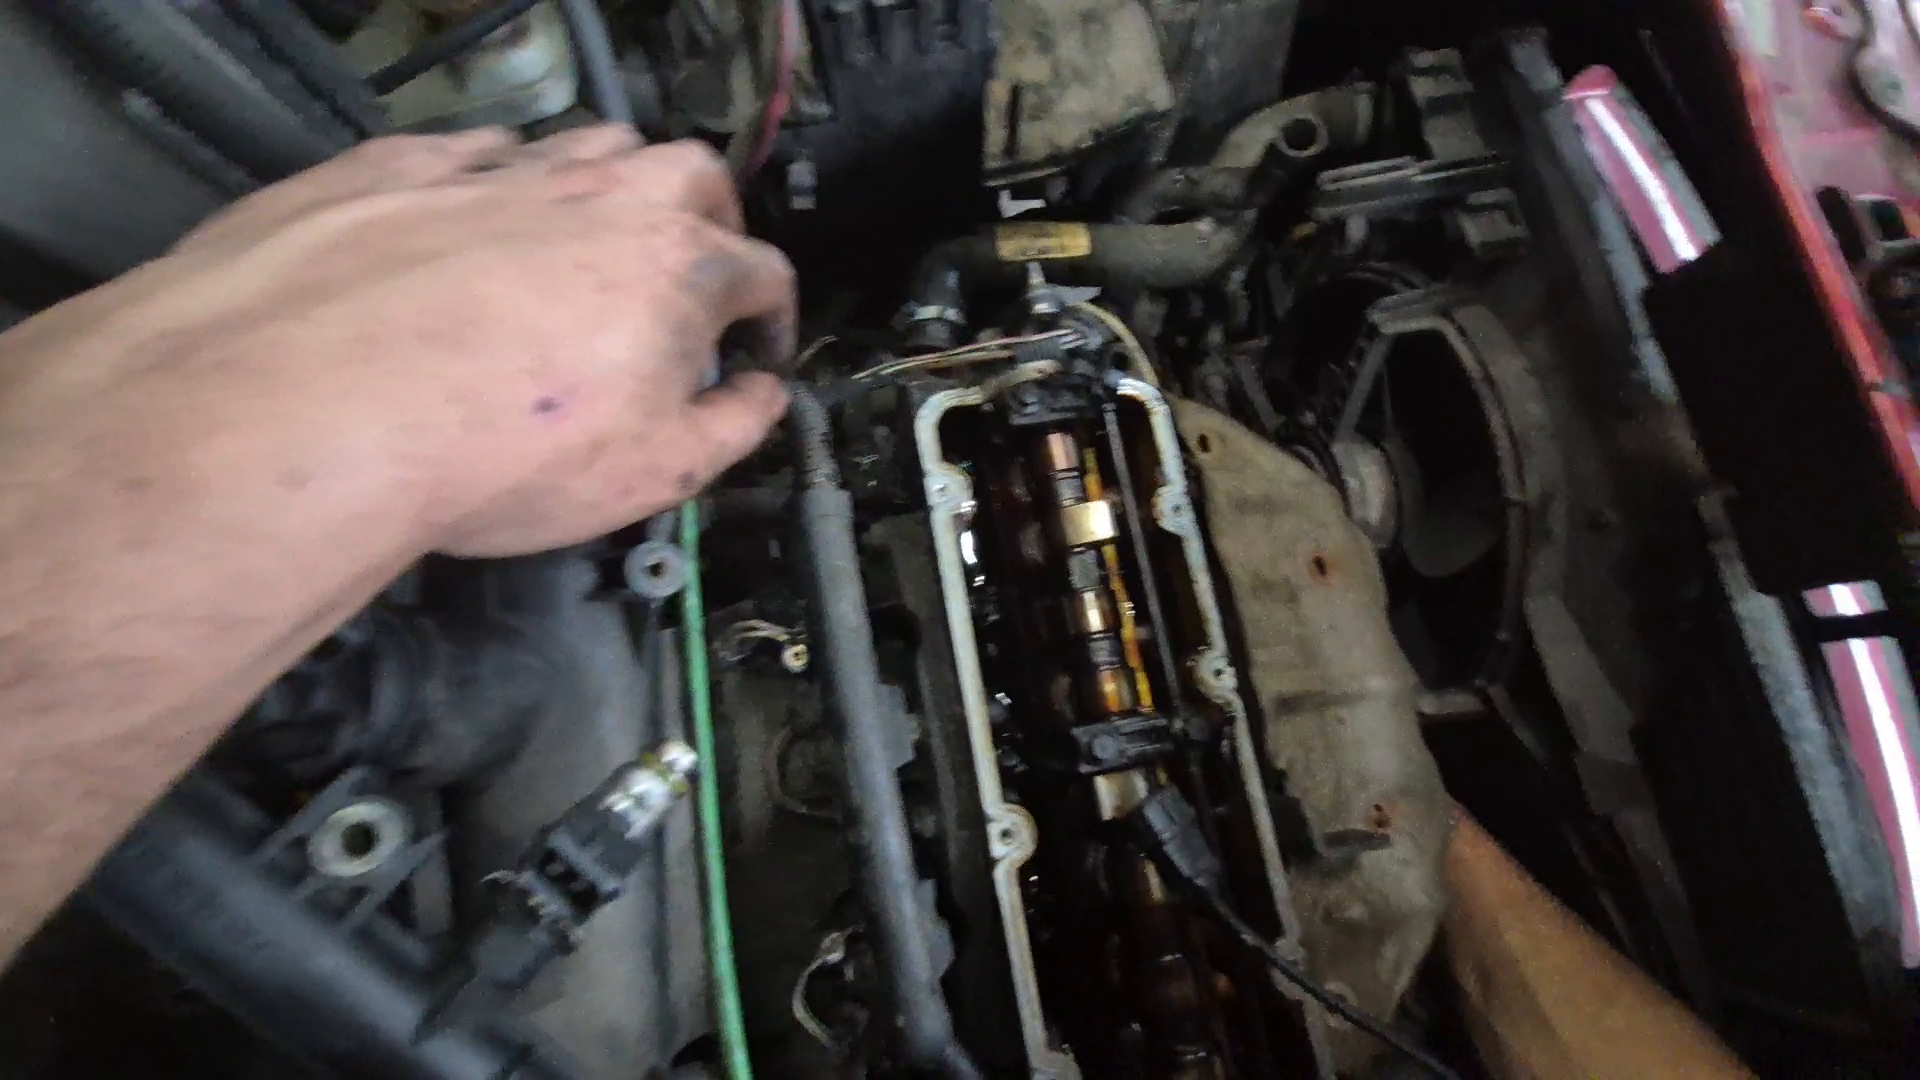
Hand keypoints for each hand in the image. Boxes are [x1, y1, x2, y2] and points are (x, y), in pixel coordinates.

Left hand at [28, 124, 795, 556]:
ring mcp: (497, 172)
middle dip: (718, 225)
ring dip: (624, 193)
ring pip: (596, 146)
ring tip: (607, 256)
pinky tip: (500, 235)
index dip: (777, 320)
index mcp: (678, 267)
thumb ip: (740, 423)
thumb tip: (763, 394)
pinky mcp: (400, 170)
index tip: (760, 356)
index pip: (766, 273)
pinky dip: (518, 186)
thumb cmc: (507, 453)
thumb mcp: (667, 470)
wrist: (306, 419)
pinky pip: (486, 152)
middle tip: (702, 282)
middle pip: (695, 176)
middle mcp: (599, 198)